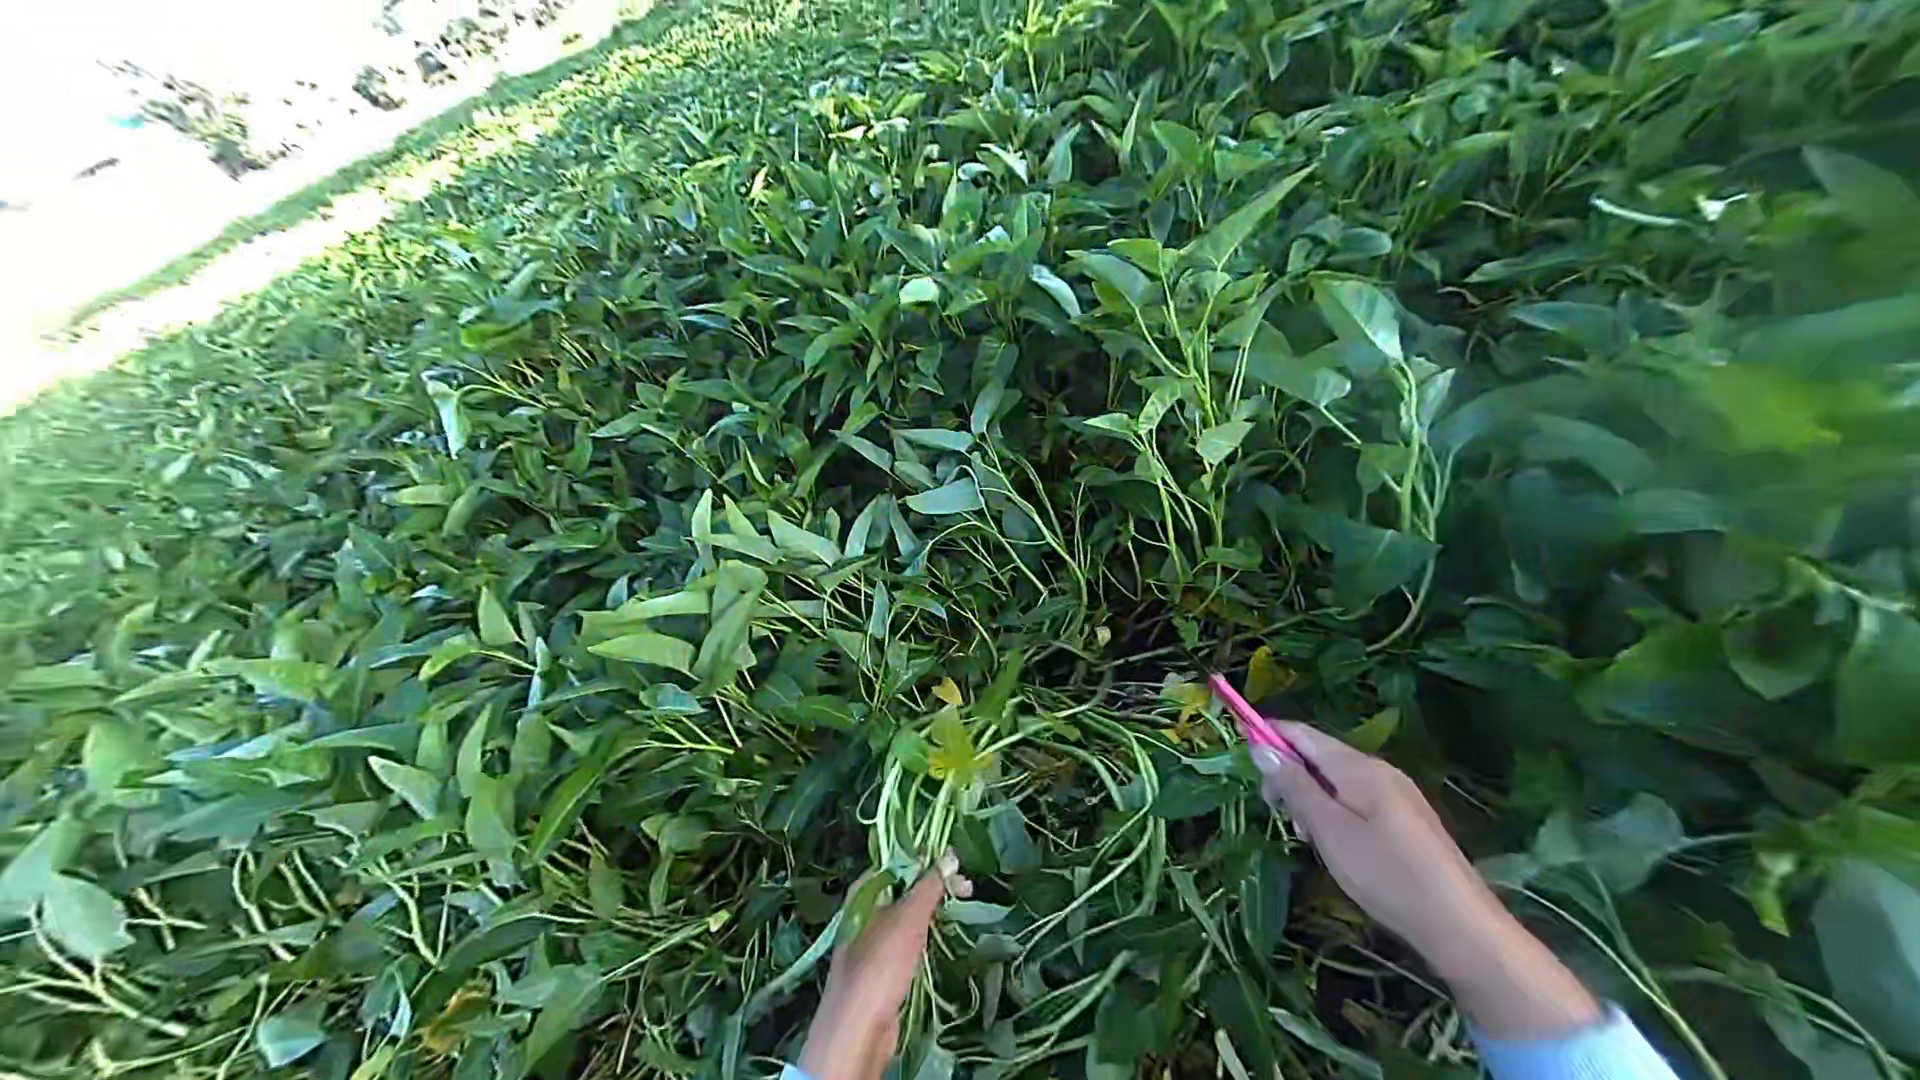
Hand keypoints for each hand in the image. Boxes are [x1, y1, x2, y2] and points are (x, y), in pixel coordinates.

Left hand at [797, 853, 969, 1079]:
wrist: (858, 1028)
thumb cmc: (880, 964)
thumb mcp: (908, 917)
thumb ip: (929, 885)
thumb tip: (950, 856)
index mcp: (865, 890)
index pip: (898, 860)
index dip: (927, 858)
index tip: (955, 862)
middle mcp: (866, 908)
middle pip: (904, 885)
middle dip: (935, 883)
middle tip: (966, 887)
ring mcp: (874, 936)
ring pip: (907, 910)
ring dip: (933, 905)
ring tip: (962, 902)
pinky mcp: (882, 961)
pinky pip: (907, 934)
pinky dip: (925, 929)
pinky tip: (940, 931)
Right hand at [1252, 723, 1602, 1037]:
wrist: (1462, 928)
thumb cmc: (1385, 873)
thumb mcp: (1328, 828)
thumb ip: (1294, 784)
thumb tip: (1261, 747)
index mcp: (1357, 766)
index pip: (1301, 732)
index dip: (1267, 734)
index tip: (1239, 750)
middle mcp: (1378, 770)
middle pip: (1317, 755)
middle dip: (1288, 774)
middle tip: (1274, 811)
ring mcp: (1395, 794)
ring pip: (1334, 780)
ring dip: (1308, 797)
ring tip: (1303, 835)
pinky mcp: (1405, 819)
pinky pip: (1355, 799)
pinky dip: (1332, 811)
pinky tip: (1332, 843)